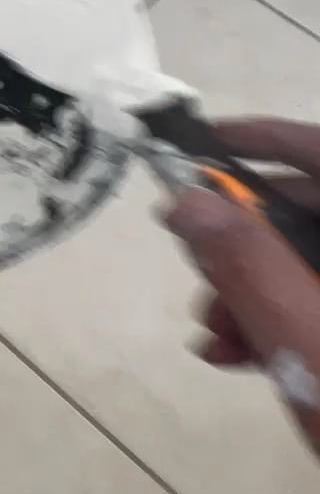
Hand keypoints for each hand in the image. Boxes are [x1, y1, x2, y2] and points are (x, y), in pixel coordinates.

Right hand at [165, 118, 319, 454]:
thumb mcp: (316, 354)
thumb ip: (249, 268)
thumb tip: (186, 197)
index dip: (269, 139)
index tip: (195, 145)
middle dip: (243, 240)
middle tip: (195, 275)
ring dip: (257, 287)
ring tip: (220, 337)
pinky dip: (292, 314)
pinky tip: (257, 353)